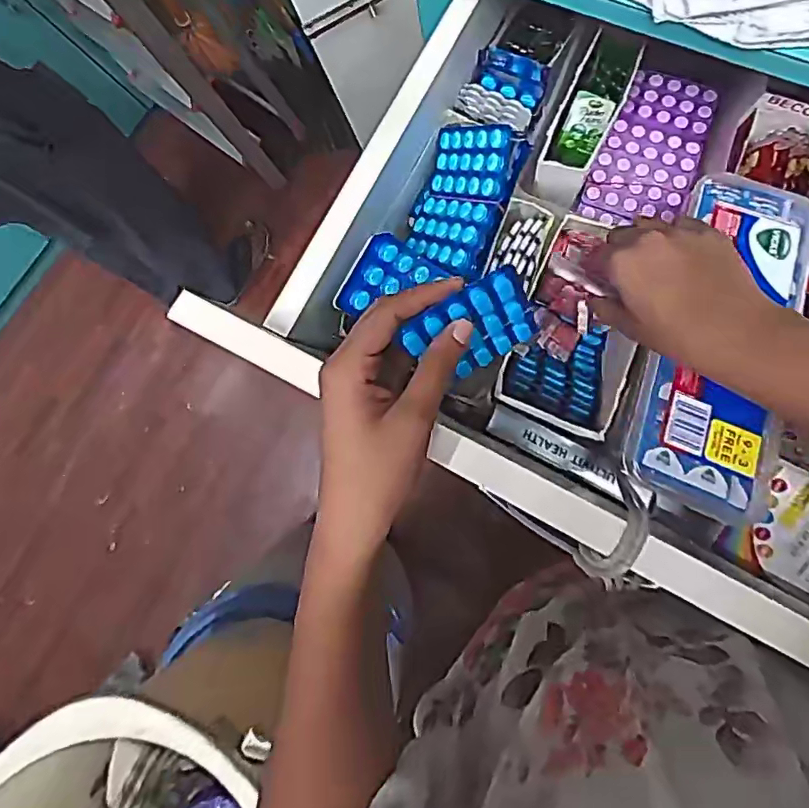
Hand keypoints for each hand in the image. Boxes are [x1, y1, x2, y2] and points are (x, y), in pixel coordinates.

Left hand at [316, 279, 473, 560]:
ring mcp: (353, 381)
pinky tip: (443, 351)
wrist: (355, 521)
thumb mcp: (414, 416)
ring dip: (424, 331)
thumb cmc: (376, 475)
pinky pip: (393, 362)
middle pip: (386, 322)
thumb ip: (437, 366)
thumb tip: (459, 327)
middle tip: (464, 302)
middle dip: (425, 309)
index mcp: (345, 365)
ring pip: (391, 341)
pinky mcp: (365, 395)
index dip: (424, 295)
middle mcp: (344, 366)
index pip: (386, 313)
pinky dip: (418, 355)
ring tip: (460, 322)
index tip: (456, 286)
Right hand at [590, 217, 794, 375]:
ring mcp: (679, 231)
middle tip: (632, 276)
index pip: (595, 256)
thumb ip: (608, 309)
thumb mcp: (634, 329)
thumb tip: (598, 300)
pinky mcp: (708, 231)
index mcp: (621, 262)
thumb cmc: (679, 336)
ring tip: (660, 265)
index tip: (602, 282)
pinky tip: (687, 260)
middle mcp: (646, 238)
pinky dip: (678, 239)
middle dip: (621, 252)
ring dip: (648, 241)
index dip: (596, 270)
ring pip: (651, 226)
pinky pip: (683, 226)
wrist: (738, 332)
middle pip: (621, 235)